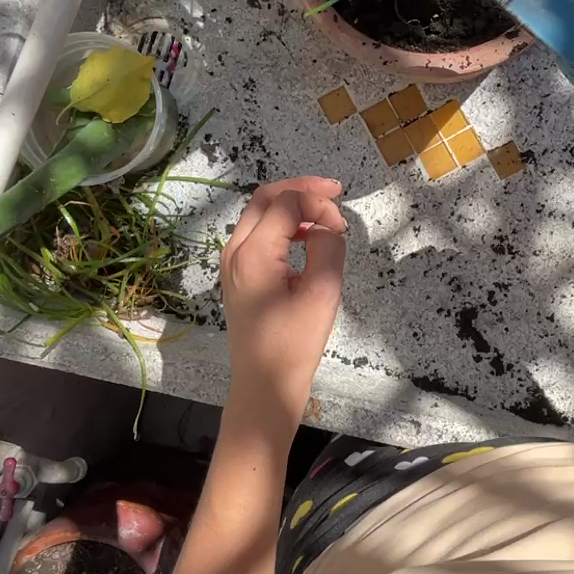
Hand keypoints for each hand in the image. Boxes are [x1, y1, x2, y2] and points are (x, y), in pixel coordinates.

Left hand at [219, 176, 347, 409]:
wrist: (264, 385)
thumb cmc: (294, 343)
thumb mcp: (323, 293)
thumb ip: (328, 248)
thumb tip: (326, 226)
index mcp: (254, 253)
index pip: (286, 202)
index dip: (318, 203)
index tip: (342, 226)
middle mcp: (235, 250)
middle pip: (265, 197)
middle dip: (301, 189)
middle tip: (335, 192)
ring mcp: (232, 262)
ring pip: (259, 213)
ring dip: (291, 205)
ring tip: (324, 213)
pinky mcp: (237, 274)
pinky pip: (257, 233)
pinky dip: (282, 224)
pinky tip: (306, 236)